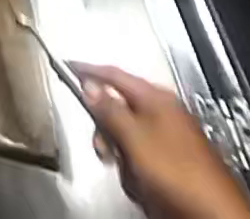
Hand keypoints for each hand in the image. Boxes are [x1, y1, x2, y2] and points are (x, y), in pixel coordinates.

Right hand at [69, 63, 249, 218]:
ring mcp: (171, 136)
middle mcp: (165, 111)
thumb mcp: (134, 139)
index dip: (86, 69)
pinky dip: (135, 169)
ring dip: (121, 154)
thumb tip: (89, 86)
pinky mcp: (175, 161)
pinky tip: (143, 184)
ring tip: (130, 173)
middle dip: (106, 128)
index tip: (67, 66)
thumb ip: (108, 108)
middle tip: (104, 146)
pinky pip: (140, 155)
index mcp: (156, 97)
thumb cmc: (182, 178)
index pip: (112, 72)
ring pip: (127, 135)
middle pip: (117, 106)